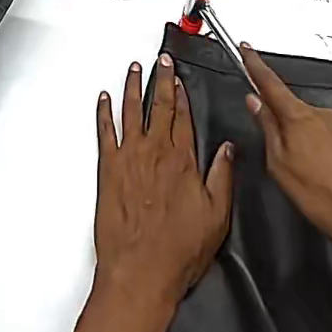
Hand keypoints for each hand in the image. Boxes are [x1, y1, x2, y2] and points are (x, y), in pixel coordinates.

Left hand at [79, 55, 233, 331]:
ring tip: (134, 68)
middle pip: (160, 105)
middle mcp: (155, 150)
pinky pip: (105, 131)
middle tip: (162, 60)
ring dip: (133, 86)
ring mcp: (130, 156)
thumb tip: (228, 150)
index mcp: (182, 159)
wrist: (140, 271)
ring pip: (131, 109)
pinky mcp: (109, 167)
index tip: (180, 77)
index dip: (182, 93)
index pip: (183, 116)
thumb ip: (222, 177)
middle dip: (162, 78)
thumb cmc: (177, 250)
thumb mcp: (216, 216)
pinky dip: (104, 112)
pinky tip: (104, 98)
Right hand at [241, 44, 331, 330]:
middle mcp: (321, 115)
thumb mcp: (279, 164)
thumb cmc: (322, 196)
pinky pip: (326, 139)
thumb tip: (255, 99)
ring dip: (299, 141)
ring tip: (300, 175)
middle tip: (273, 150)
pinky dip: (317, 152)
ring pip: (309, 125)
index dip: (255, 64)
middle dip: (278, 120)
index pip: (270, 82)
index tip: (246, 47)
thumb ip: (267, 127)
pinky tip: (319, 178)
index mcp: (298, 116)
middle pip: (290, 107)